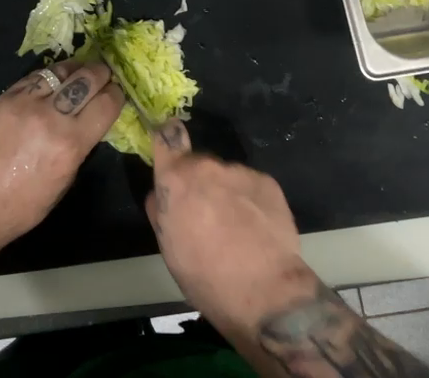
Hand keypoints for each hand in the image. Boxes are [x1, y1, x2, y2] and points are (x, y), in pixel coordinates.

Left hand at [0, 60, 124, 253]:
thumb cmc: (24, 206)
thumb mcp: (65, 180)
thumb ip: (81, 146)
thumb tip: (91, 121)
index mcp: (71, 144)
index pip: (106, 104)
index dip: (117, 96)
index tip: (117, 95)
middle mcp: (51, 117)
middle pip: (87, 78)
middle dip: (101, 75)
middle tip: (104, 76)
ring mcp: (26, 103)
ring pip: (61, 71)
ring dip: (76, 70)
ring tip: (80, 73)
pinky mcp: (6, 97)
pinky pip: (36, 76)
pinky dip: (50, 76)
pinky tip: (54, 80)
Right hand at [146, 122, 319, 339]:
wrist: (263, 292)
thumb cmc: (204, 275)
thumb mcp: (168, 246)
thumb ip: (161, 209)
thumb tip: (162, 194)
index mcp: (175, 179)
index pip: (166, 137)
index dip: (168, 138)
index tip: (171, 141)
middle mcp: (207, 166)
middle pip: (199, 164)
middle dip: (201, 182)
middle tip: (209, 215)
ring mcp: (240, 171)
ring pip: (227, 177)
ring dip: (228, 193)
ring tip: (238, 228)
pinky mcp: (267, 182)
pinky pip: (252, 186)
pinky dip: (252, 201)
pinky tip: (258, 230)